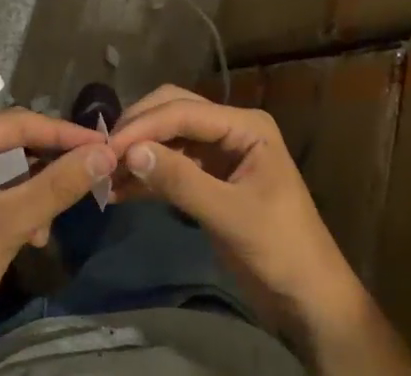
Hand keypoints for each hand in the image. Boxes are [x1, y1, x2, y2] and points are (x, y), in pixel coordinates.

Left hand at [0, 109, 114, 373]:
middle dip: (51, 162)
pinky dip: (21, 203)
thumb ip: (59, 184)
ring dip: (38, 189)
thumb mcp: (13, 221)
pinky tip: (36, 233)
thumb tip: (106, 154)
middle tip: (93, 170)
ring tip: (57, 216)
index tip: (104, 144)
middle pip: (14, 141)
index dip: (64, 133)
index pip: (17, 124)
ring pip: (10, 166)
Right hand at [108, 86, 410, 375]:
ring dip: (137, 153)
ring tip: (101, 174)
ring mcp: (218, 155)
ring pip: (167, 139)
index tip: (106, 147)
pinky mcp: (208, 181)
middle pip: (173, 112)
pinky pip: (170, 167)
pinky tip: (116, 191)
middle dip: (138, 130)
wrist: (309, 299)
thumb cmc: (282, 250)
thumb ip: (181, 180)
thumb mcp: (231, 215)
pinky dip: (145, 176)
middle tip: (100, 153)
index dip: (144, 125)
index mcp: (246, 126)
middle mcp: (230, 130)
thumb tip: (130, 152)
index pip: (184, 111)